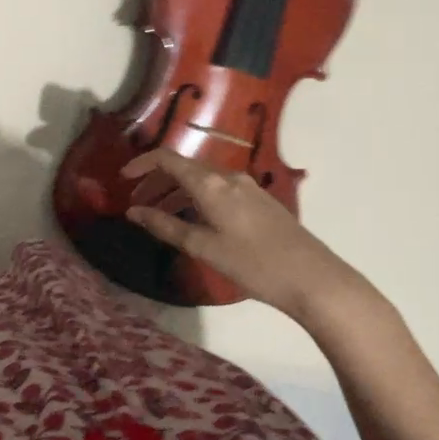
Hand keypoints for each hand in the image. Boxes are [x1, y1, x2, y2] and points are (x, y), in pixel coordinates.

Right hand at [122, 149, 367, 322]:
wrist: (315, 280)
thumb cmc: (254, 264)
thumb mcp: (203, 247)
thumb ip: (165, 226)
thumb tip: (133, 212)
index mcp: (211, 183)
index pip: (168, 159)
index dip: (142, 164)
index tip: (123, 179)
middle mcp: (228, 177)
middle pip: (184, 168)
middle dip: (157, 182)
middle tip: (139, 204)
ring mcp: (248, 188)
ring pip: (202, 180)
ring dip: (176, 193)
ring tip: (161, 217)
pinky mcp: (260, 202)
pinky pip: (218, 190)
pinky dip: (197, 199)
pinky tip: (194, 222)